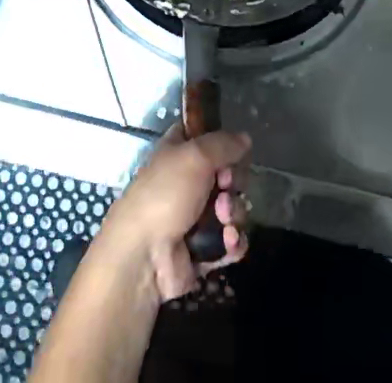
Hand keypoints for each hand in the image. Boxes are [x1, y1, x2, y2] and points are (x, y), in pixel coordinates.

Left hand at [95, 125, 249, 300]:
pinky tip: (226, 242)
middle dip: (233, 184)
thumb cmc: (166, 193)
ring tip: (222, 221)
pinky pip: (232, 240)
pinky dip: (232, 242)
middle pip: (227, 175)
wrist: (145, 253)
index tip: (229, 153)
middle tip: (224, 189)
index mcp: (177, 153)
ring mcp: (196, 217)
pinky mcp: (205, 248)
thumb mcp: (194, 156)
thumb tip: (245, 138)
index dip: (222, 145)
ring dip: (233, 214)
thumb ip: (223, 144)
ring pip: (233, 208)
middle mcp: (187, 182)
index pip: (205, 139)